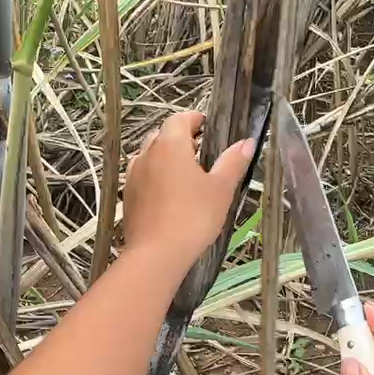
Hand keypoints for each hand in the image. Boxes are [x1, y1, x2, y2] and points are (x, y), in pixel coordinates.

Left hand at [121, 111, 254, 267]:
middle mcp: (146, 155)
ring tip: (184, 175)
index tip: (207, 126)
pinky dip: (155, 179)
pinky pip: (142, 179)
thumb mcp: (221, 190)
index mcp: (169, 145)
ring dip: (165, 159)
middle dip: (180, 139)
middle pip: (162, 136)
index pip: (179, 119)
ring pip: (149, 157)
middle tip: (199, 152)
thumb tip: (246, 142)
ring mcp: (133, 177)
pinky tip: (168, 197)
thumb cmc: (193, 218)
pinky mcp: (127, 198)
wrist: (156, 255)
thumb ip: (233, 162)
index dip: (194, 119)